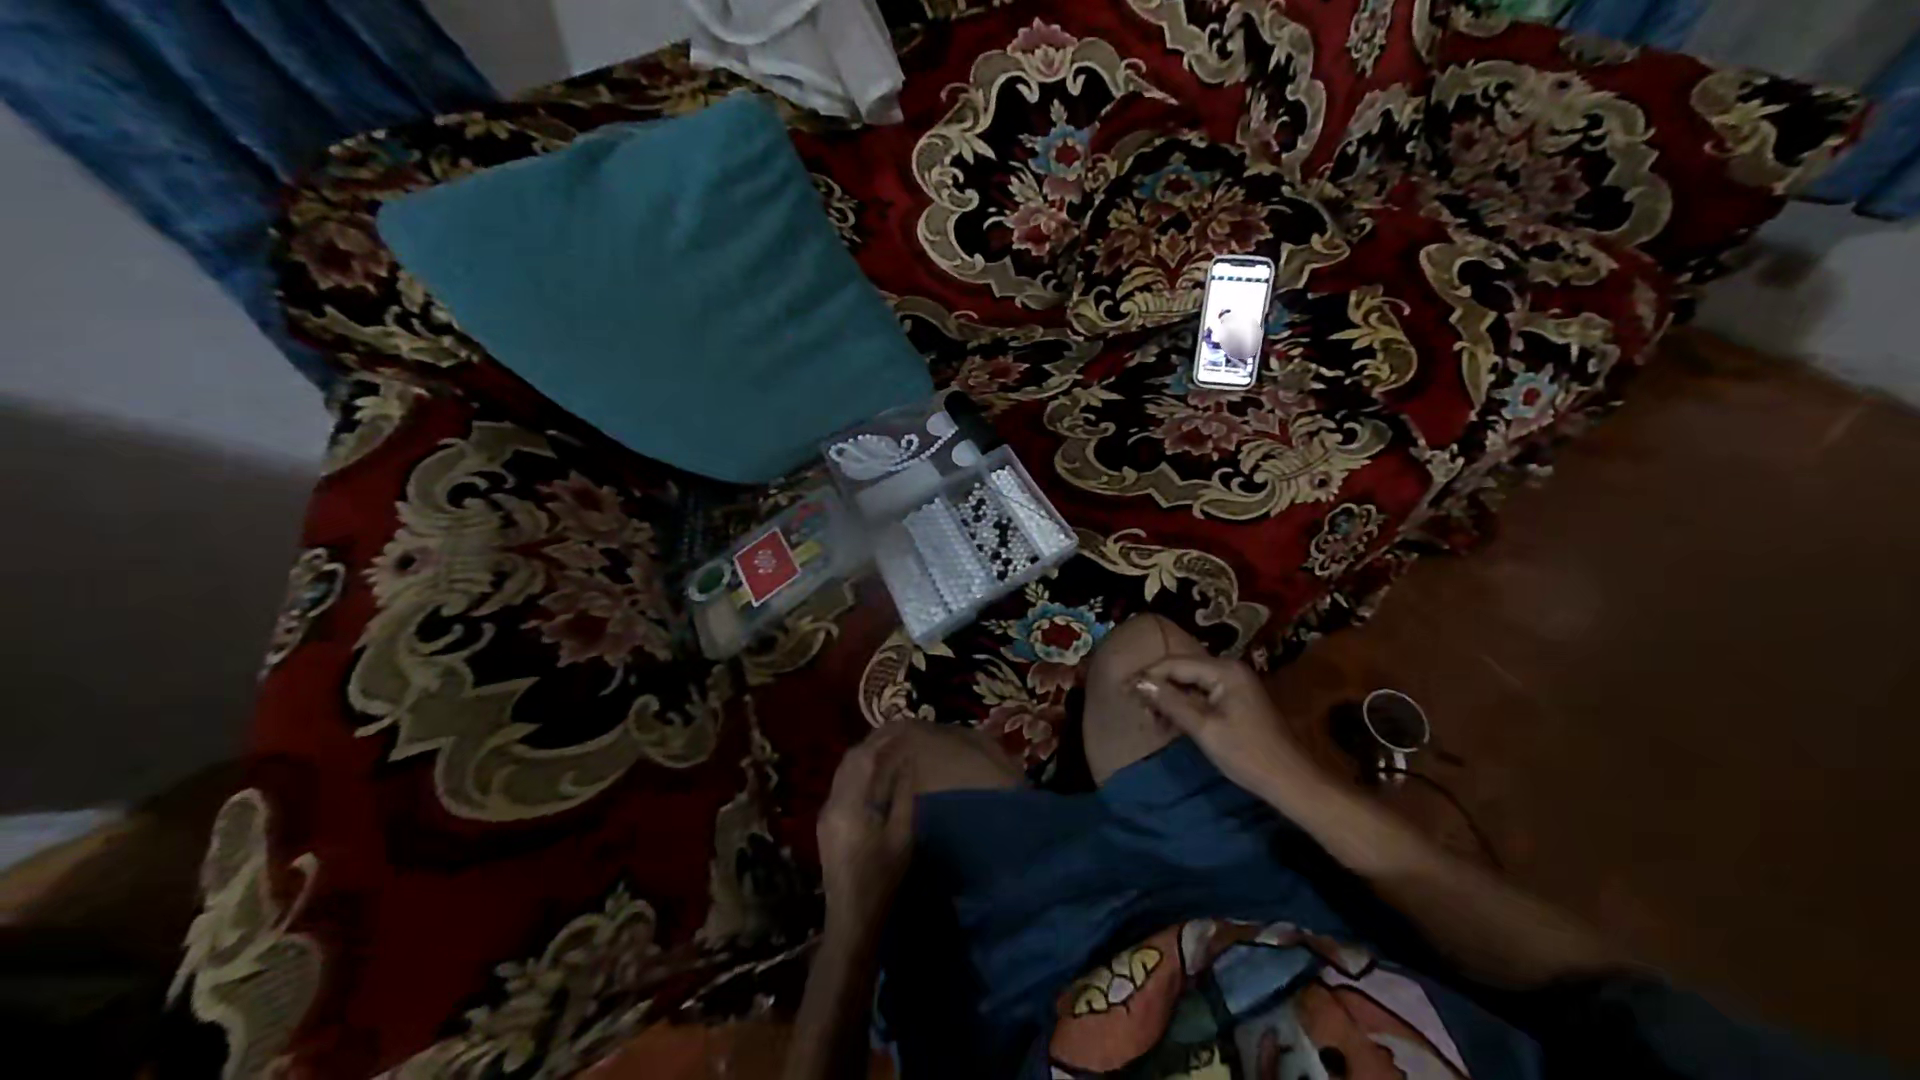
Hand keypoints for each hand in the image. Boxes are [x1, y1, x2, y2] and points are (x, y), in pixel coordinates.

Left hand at [817, 725, 915, 939]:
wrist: (851, 919)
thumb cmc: (882, 880)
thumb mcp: (901, 837)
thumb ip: (903, 796)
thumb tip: (907, 763)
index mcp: (849, 806)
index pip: (863, 758)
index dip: (882, 739)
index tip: (903, 728)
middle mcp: (831, 804)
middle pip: (849, 760)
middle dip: (872, 744)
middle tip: (898, 734)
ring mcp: (825, 814)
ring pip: (843, 771)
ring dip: (864, 756)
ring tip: (890, 749)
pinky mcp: (826, 823)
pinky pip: (841, 784)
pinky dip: (859, 772)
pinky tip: (876, 774)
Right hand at [1130, 655, 1322, 797]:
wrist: (1290, 781)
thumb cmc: (1247, 754)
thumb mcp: (1204, 729)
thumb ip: (1170, 702)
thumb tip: (1138, 682)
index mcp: (1224, 670)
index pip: (1174, 663)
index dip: (1148, 676)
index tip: (1124, 691)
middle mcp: (1229, 669)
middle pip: (1181, 670)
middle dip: (1157, 687)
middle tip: (1137, 710)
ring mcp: (1233, 684)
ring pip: (1189, 683)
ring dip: (1169, 699)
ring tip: (1151, 719)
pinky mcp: (1235, 699)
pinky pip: (1201, 694)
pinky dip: (1184, 706)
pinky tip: (1170, 722)